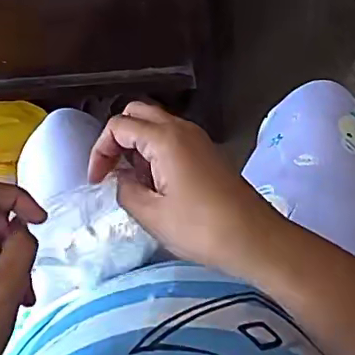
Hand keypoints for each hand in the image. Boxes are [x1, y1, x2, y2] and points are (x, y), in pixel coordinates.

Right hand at [88, 102, 288, 279]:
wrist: (257, 240)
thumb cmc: (203, 229)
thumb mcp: (153, 215)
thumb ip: (125, 191)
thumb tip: (120, 179)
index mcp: (164, 138)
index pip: (118, 126)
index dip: (100, 150)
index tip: (97, 180)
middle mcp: (181, 129)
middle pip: (136, 113)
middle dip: (117, 137)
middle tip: (111, 170)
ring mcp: (197, 138)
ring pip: (155, 123)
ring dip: (136, 143)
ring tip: (132, 180)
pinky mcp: (207, 152)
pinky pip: (171, 137)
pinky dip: (154, 150)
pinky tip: (156, 183)